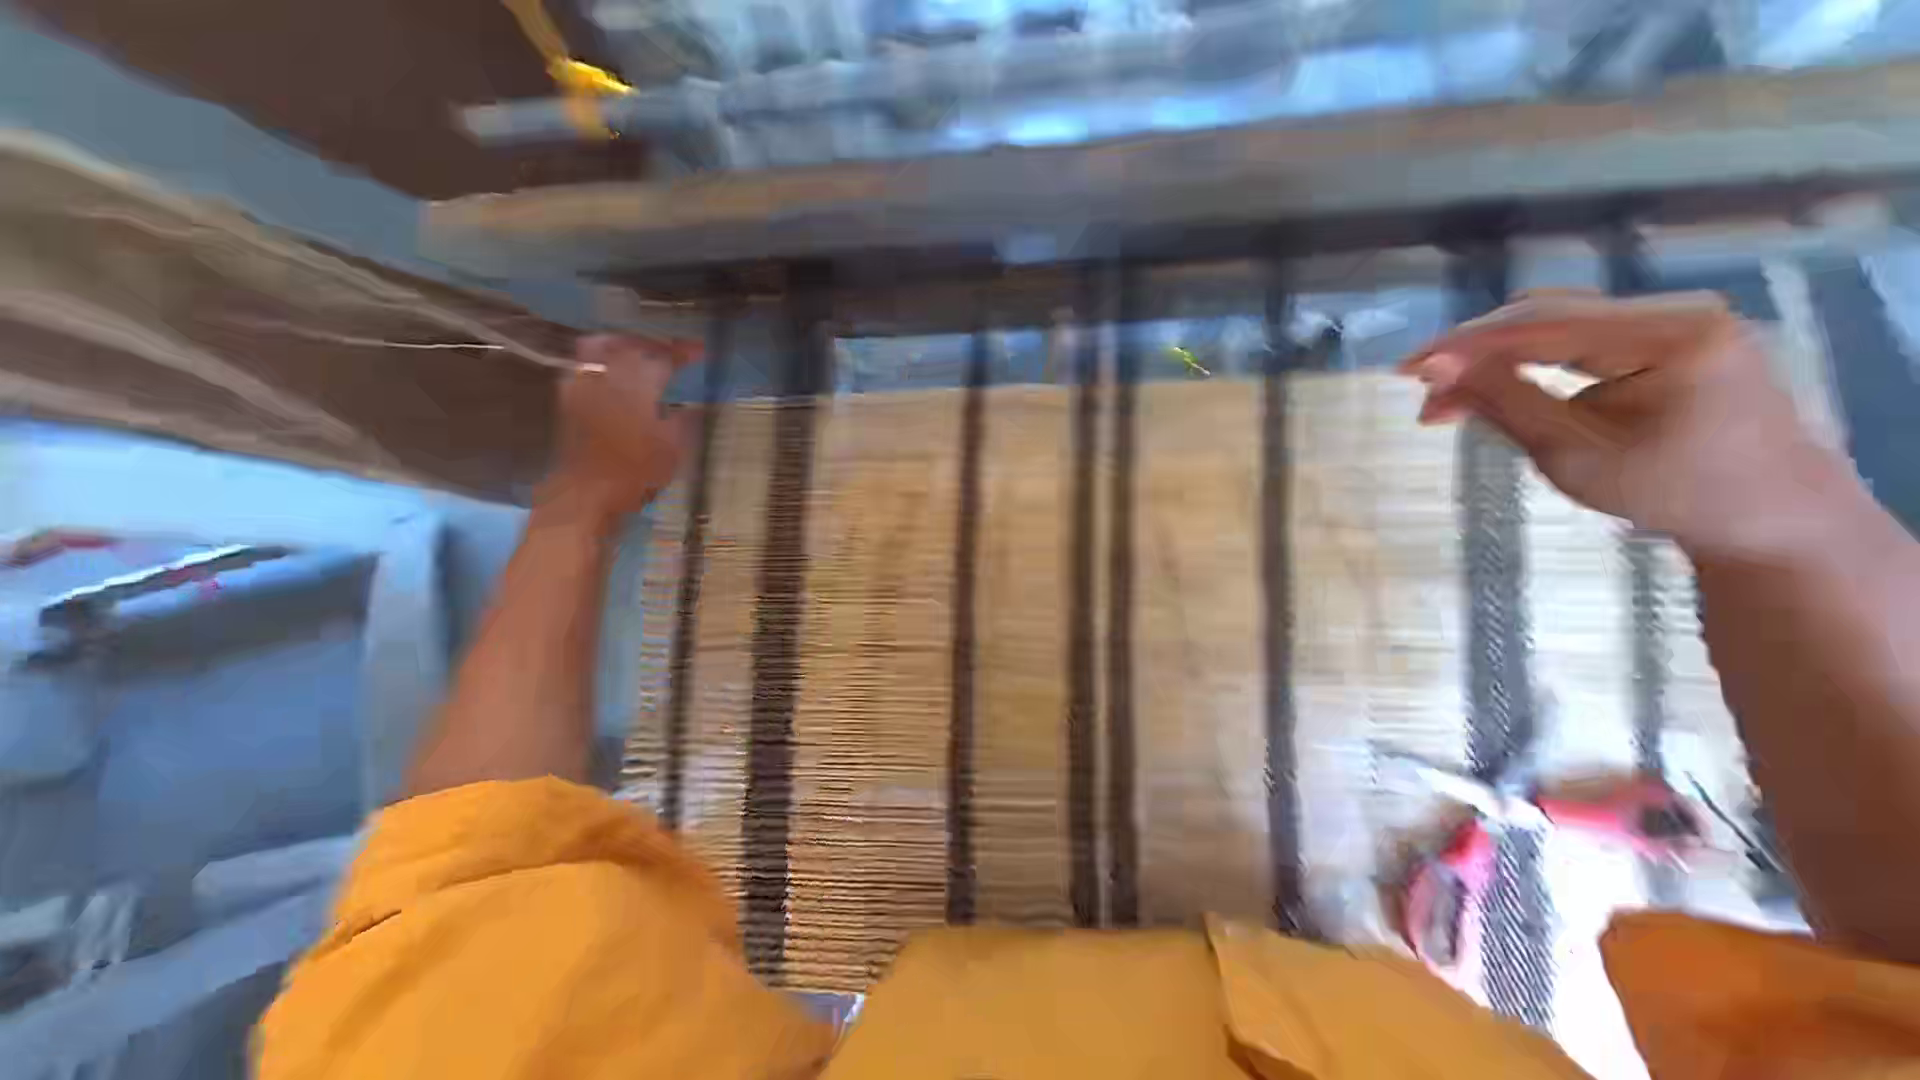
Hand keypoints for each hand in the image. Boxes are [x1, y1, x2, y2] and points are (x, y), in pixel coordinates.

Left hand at [543, 334, 700, 519]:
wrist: (588, 492)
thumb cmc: (637, 472)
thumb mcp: (674, 448)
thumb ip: (684, 420)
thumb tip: (692, 407)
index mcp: (637, 385)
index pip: (663, 356)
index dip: (683, 351)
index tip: (700, 351)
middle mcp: (606, 376)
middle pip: (628, 344)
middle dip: (651, 344)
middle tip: (668, 353)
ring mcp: (582, 385)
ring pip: (599, 348)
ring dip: (622, 347)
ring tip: (638, 357)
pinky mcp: (568, 399)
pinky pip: (585, 368)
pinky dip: (602, 365)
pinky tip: (614, 379)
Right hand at [1403, 292, 1863, 560]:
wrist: (1765, 512)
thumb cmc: (1669, 490)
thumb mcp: (1570, 452)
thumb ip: (1501, 400)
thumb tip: (1435, 366)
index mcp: (1668, 333)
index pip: (1538, 324)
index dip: (1462, 344)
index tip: (1404, 369)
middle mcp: (1674, 310)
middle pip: (1543, 315)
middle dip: (1473, 352)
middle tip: (1423, 393)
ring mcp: (1671, 320)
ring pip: (1552, 324)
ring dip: (1492, 358)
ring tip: (1446, 398)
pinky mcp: (1662, 337)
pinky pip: (1574, 339)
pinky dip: (1524, 362)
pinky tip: (1492, 387)